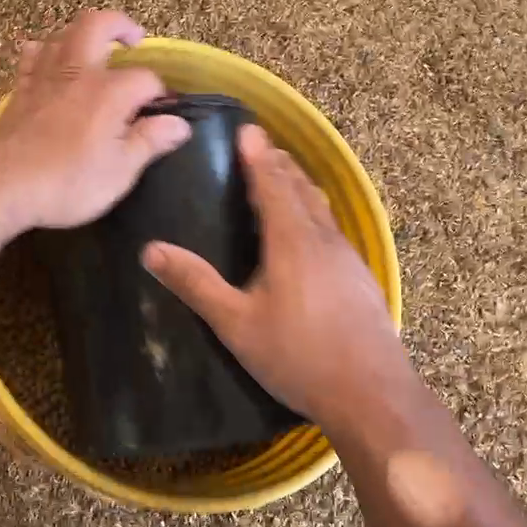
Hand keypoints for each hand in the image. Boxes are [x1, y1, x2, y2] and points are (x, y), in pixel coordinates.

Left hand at [0, 11, 191, 232]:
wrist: (1, 185)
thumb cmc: (67, 182)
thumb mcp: (119, 171)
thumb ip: (149, 141)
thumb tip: (179, 123)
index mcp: (109, 91)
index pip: (146, 78)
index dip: (160, 93)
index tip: (164, 113)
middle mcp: (77, 72)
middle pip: (98, 24)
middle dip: (120, 25)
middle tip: (133, 39)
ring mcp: (44, 76)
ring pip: (63, 33)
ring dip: (83, 34)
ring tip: (96, 51)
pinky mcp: (20, 88)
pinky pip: (33, 54)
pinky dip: (47, 51)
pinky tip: (51, 64)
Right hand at [142, 124, 406, 422]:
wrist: (375, 397)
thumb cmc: (299, 356)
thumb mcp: (236, 324)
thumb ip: (195, 284)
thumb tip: (151, 250)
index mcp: (292, 240)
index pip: (272, 183)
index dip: (257, 155)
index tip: (246, 128)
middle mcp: (323, 238)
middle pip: (300, 187)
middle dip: (279, 163)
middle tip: (260, 145)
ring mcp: (348, 258)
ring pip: (320, 207)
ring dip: (299, 184)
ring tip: (284, 174)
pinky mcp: (361, 278)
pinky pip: (332, 227)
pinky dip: (314, 210)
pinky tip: (311, 230)